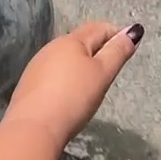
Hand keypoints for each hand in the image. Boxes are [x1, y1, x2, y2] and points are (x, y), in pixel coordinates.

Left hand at [2, 22, 141, 151]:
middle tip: (110, 72)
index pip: (100, 28)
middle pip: (81, 42)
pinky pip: (53, 75)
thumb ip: (118, 50)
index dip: (116, 35)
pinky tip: (68, 98)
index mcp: (71, 41)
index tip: (126, 51)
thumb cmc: (73, 98)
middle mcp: (52, 48)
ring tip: (90, 88)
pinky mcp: (27, 87)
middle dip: (98, 51)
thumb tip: (133, 29)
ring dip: (80, 67)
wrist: (31, 132)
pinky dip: (65, 81)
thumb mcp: (103, 74)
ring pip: (66, 59)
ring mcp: (36, 67)